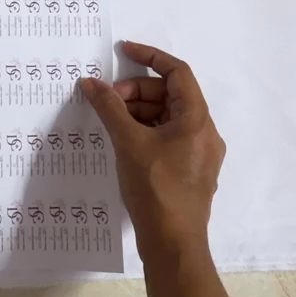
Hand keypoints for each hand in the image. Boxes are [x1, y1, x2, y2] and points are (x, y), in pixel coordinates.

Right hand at [79, 41, 224, 261]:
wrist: (174, 246)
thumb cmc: (156, 188)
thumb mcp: (128, 142)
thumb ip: (109, 107)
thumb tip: (91, 83)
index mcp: (197, 119)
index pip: (177, 72)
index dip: (150, 56)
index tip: (123, 50)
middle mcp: (205, 132)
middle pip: (170, 95)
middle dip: (137, 90)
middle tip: (109, 100)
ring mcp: (199, 154)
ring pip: (168, 117)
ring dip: (139, 111)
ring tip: (112, 121)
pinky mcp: (190, 171)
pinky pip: (169, 137)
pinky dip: (146, 130)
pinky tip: (123, 140)